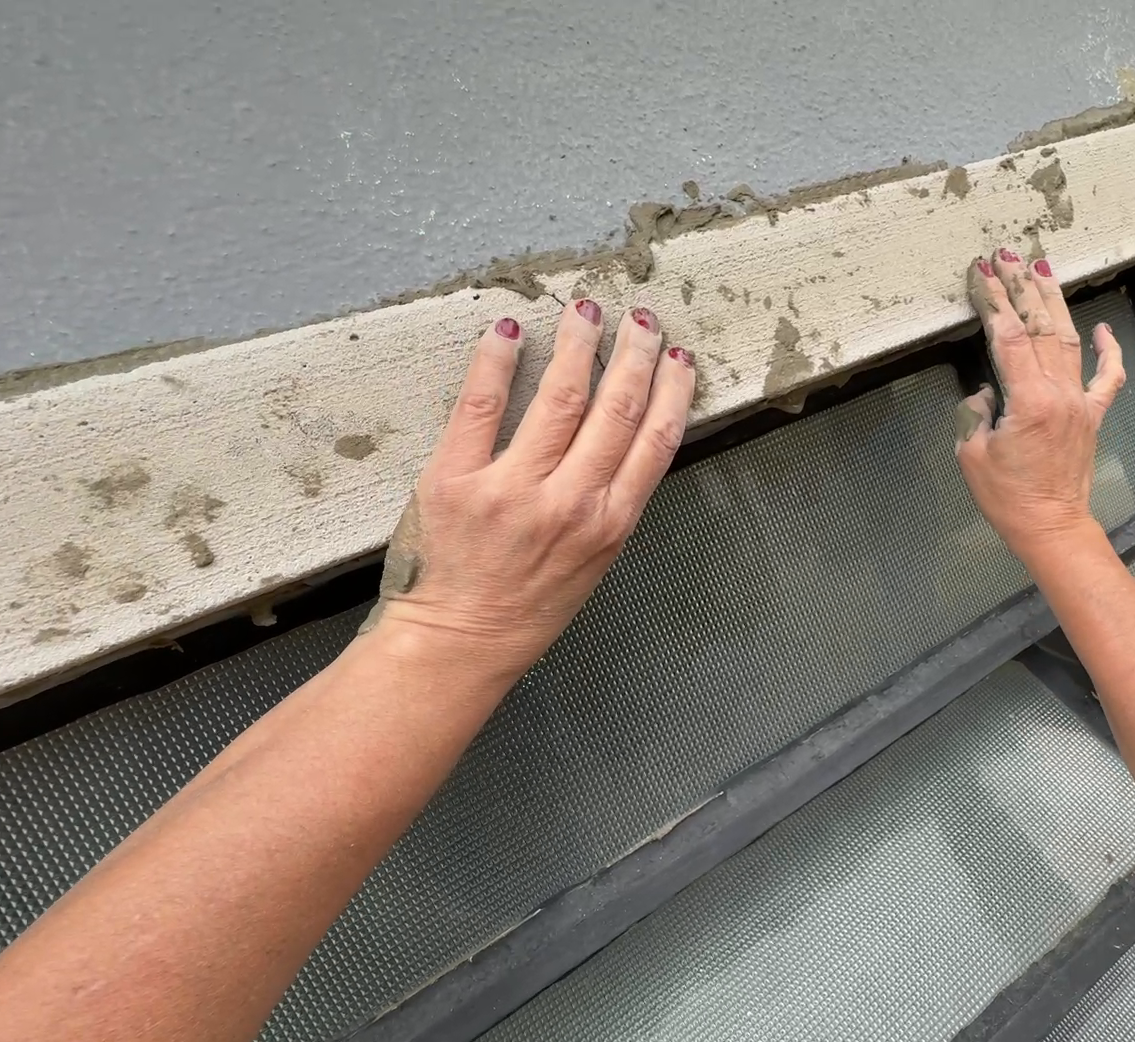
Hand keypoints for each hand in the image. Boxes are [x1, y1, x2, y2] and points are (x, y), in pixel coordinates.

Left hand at [362, 300, 694, 684]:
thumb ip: (615, 501)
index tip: (679, 357)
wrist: (464, 637)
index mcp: (612, 523)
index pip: (655, 441)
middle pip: (615, 410)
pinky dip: (496, 361)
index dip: (671, 391)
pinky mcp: (455, 479)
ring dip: (579, 345)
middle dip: (635, 356)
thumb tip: (626, 437)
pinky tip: (510, 329)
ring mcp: (513, 488)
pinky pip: (481, 406)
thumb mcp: (598, 559)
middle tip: (643, 320)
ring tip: (589, 310)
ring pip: (559, 398)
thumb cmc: (535, 603)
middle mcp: (571, 501)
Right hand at [956, 250, 1124, 560]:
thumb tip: (990, 392)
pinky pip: (1107, 377)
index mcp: (1028, 400)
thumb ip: (977, 413)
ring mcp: (1081, 402)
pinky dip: (1107, 350)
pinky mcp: (1093, 416)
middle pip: (1039, 328)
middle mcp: (1059, 392)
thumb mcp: (972, 455)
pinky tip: (1102, 327)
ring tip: (1042, 269)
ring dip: (1053, 303)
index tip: (982, 273)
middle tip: (1007, 255)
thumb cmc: (1006, 497)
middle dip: (1021, 288)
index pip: (1007, 338)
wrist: (1050, 526)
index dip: (993, 301)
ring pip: (1068, 341)